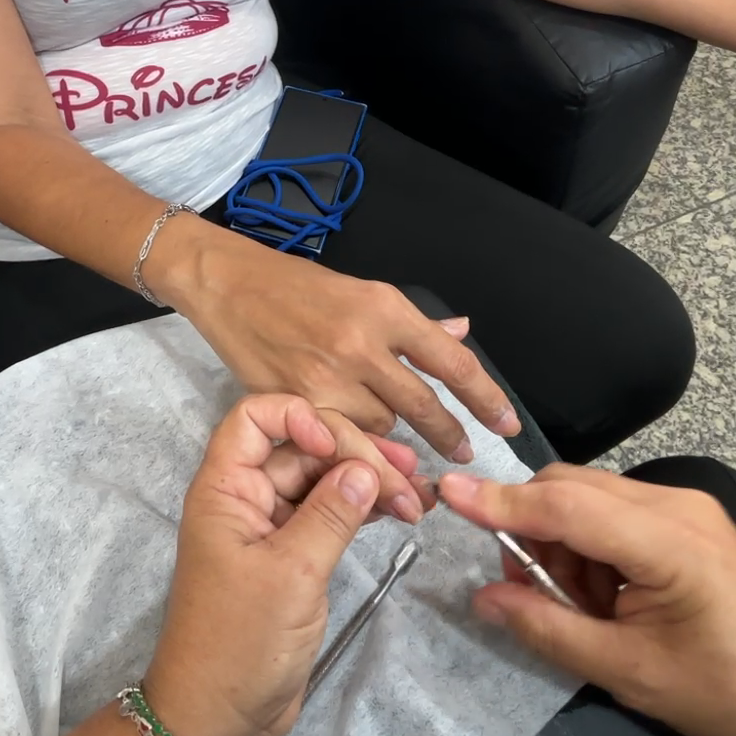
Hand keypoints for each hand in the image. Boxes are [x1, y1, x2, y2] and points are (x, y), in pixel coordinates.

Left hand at [140, 395, 428, 735]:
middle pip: (301, 446)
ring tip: (418, 490)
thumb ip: (330, 515)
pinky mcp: (293, 548)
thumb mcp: (291, 573)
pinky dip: (362, 506)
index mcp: (226, 486)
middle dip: (354, 453)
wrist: (221, 713)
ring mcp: (272, 521)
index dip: (297, 416)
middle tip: (406, 478)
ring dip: (367, 478)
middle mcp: (248, 494)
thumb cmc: (240, 641)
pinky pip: (329, 510)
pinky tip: (397, 508)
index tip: (337, 444)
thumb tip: (365, 470)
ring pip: (321, 478)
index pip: (255, 416)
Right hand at [147, 219, 520, 506]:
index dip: (486, 397)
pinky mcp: (294, 402)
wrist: (229, 283)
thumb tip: (460, 334)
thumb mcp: (359, 289)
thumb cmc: (294, 282)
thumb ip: (411, 323)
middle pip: (423, 406)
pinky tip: (361, 449)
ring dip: (390, 431)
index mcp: (382, 308)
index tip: (506, 423)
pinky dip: (355, 444)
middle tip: (462, 453)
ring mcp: (325, 378)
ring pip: (381, 426)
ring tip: (382, 425)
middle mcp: (360, 345)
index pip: (450, 361)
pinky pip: (340, 439)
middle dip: (449, 435)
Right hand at [435, 466, 735, 735]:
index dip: (501, 502)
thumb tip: (482, 598)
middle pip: (568, 488)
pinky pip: (607, 508)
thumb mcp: (632, 674)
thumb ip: (548, 630)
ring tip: (580, 604)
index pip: (565, 506)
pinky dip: (586, 544)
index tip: (446, 491)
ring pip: (582, 495)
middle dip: (531, 530)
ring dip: (559, 542)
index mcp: (672, 544)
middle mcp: (675, 504)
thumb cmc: (732, 695)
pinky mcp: (683, 514)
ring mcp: (682, 504)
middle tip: (525, 588)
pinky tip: (604, 592)